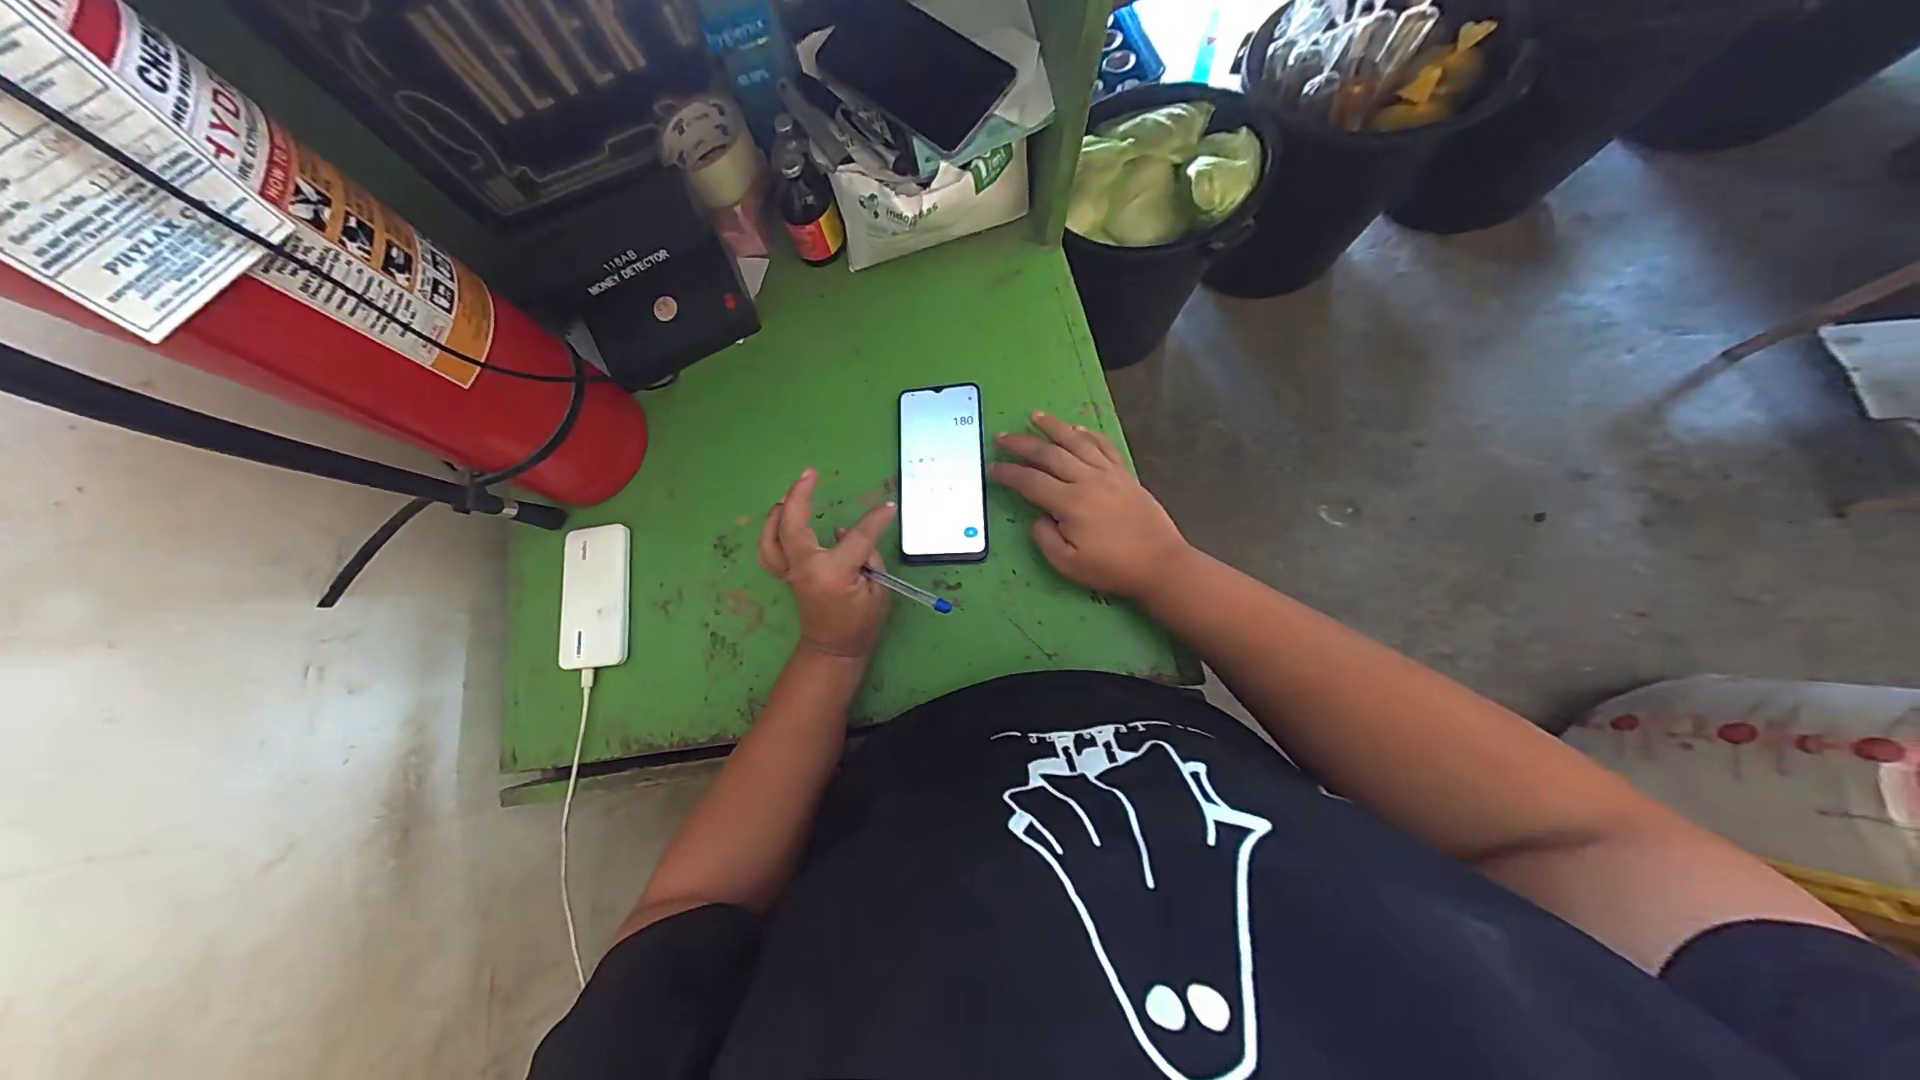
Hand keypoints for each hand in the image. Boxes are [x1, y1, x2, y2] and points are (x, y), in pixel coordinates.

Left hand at [756, 466, 897, 659]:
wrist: (834, 649)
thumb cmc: (861, 622)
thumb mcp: (878, 590)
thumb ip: (865, 555)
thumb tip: (843, 531)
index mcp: (833, 573)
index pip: (856, 535)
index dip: (875, 519)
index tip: (888, 506)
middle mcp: (806, 569)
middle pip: (793, 525)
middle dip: (799, 495)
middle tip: (810, 473)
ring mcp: (791, 573)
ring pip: (771, 537)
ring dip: (778, 512)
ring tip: (791, 494)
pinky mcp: (786, 576)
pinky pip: (769, 551)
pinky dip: (771, 532)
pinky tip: (781, 518)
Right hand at [989, 411, 1192, 600]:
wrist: (1160, 564)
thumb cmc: (1112, 568)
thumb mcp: (1067, 564)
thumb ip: (1044, 538)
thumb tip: (1038, 517)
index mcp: (1070, 503)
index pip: (1030, 481)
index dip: (1008, 474)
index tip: (993, 469)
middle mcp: (1088, 480)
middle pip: (1049, 453)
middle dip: (1022, 444)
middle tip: (1002, 437)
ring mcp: (1109, 474)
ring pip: (1076, 442)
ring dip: (1053, 427)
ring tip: (1035, 416)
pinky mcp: (1125, 475)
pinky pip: (1103, 446)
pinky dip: (1087, 434)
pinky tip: (1076, 428)